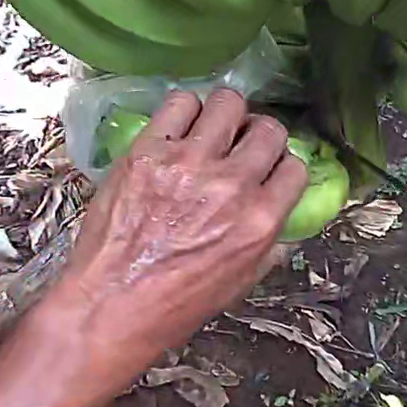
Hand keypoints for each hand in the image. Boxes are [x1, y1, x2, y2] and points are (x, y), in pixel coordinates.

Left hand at [53, 89, 306, 386]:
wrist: (112, 304)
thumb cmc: (177, 304)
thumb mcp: (240, 284)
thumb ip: (269, 247)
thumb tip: (281, 219)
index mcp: (260, 220)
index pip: (295, 167)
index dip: (282, 167)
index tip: (268, 171)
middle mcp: (232, 185)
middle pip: (269, 130)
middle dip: (260, 137)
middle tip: (241, 147)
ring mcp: (189, 163)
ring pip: (229, 103)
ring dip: (227, 116)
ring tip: (212, 131)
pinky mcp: (148, 150)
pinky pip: (180, 102)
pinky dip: (186, 110)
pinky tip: (179, 129)